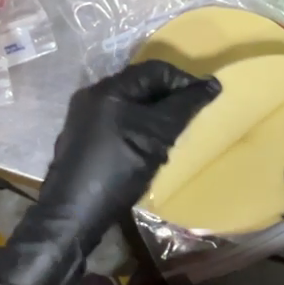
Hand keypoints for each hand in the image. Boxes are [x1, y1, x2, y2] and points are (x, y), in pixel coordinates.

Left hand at [0, 60, 218, 284]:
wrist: (72, 214)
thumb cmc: (117, 168)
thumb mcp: (156, 135)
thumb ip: (184, 106)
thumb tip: (211, 85)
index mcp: (109, 88)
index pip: (156, 70)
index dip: (184, 80)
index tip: (208, 98)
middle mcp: (93, 96)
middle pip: (142, 86)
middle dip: (170, 99)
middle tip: (192, 118)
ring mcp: (85, 119)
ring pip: (131, 106)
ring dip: (156, 117)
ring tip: (174, 136)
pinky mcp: (83, 140)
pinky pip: (119, 123)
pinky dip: (140, 130)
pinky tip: (150, 151)